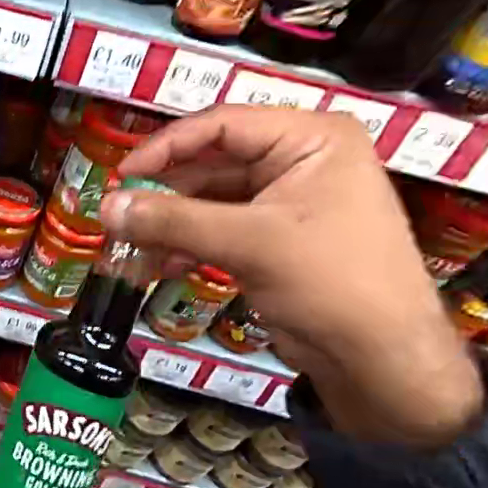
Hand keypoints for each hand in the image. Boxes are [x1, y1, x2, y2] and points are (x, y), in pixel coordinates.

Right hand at [100, 106, 481, 447]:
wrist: (382, 362)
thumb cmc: (330, 281)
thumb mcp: (248, 243)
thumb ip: (172, 221)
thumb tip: (105, 208)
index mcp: (308, 139)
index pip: (221, 125)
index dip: (165, 147)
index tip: (121, 174)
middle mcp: (296, 161)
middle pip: (209, 165)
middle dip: (163, 195)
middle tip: (117, 217)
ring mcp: (282, 202)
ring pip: (207, 201)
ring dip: (168, 225)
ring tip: (128, 248)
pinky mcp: (271, 240)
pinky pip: (216, 230)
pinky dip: (186, 246)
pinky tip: (157, 266)